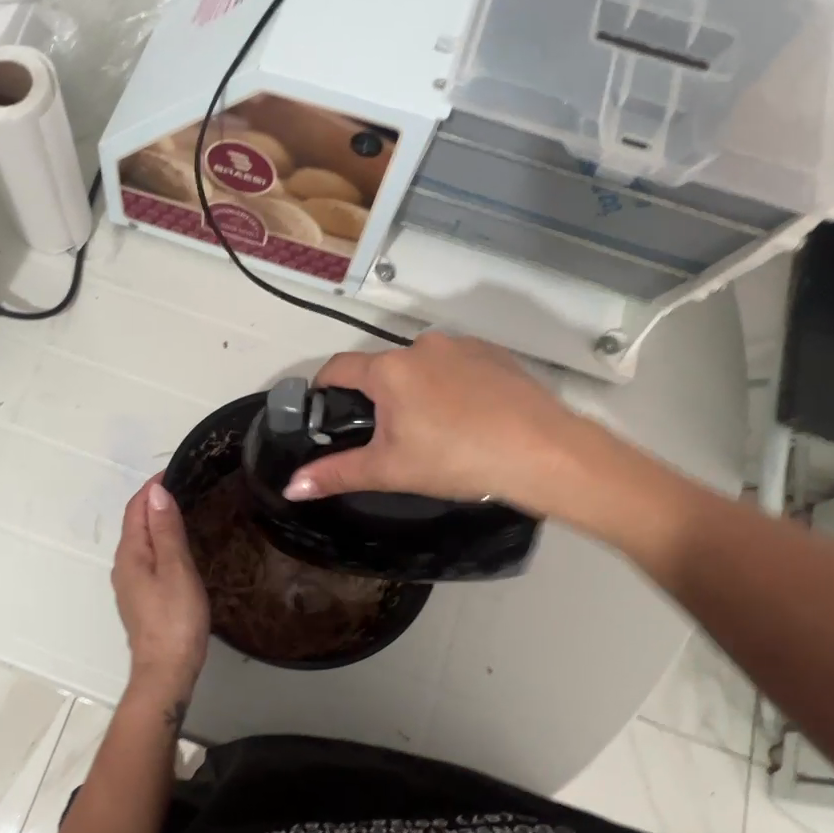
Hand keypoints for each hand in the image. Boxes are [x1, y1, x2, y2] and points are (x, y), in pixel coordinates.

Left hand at [112, 477, 210, 695]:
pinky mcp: (140, 599)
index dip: (152, 487)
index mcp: (130, 554)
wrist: (166, 670)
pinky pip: (147, 559)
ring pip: (141, 542)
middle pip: (136, 523)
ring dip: (157, 522)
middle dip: (155, 501)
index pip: (136, 509)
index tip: (177, 469)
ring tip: (185, 511)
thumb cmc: (175, 619)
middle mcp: (123, 566)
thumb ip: (165, 531)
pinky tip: (178, 547)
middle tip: (186, 486)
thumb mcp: (176, 569)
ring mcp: (130, 584)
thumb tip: (156, 493)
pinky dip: (160, 543)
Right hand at [283, 332, 631, 522]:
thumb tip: (291, 486)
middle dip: (378, 400)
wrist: (543, 452)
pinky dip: (452, 387)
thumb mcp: (390, 471)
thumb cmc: (456, 459)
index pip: (338, 368)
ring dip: (417, 392)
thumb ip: (337, 473)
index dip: (324, 390)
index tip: (325, 415)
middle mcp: (421, 345)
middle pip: (382, 371)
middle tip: (391, 440)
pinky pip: (457, 366)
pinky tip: (470, 419)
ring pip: (422, 368)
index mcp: (389, 370)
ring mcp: (461, 346)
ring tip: (436, 433)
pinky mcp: (494, 354)